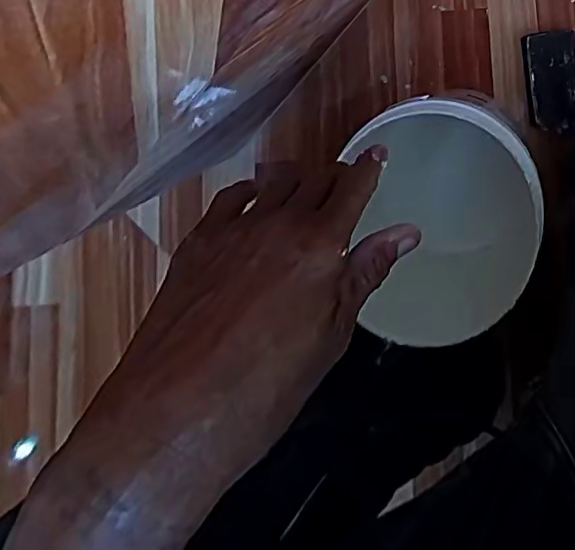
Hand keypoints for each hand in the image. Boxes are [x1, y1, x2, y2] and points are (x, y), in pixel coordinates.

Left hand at [13, 151, 418, 547]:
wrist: (168, 420)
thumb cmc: (265, 390)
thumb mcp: (331, 337)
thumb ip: (365, 274)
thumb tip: (405, 233)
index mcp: (320, 245)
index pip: (353, 187)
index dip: (369, 167)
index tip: (378, 154)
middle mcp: (280, 224)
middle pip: (316, 176)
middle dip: (336, 174)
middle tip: (346, 185)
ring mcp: (234, 230)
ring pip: (276, 180)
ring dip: (298, 178)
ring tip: (304, 191)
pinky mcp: (197, 243)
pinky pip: (231, 197)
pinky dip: (252, 192)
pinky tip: (254, 203)